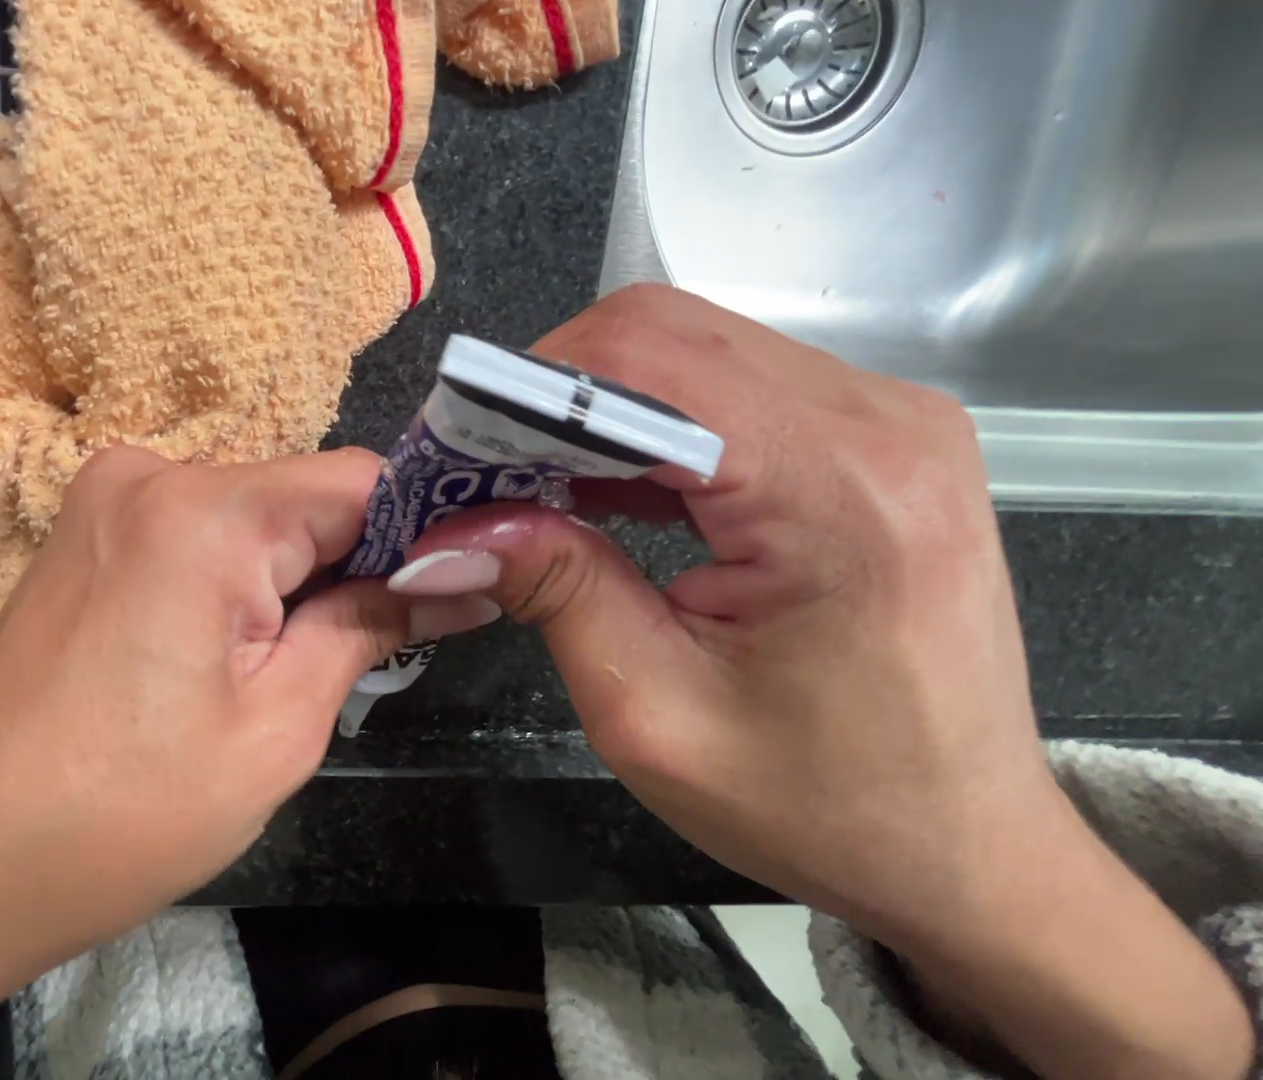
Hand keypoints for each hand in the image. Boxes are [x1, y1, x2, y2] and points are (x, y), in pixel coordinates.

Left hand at [0, 447, 497, 1052]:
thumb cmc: (127, 812)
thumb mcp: (278, 727)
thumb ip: (372, 628)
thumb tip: (462, 580)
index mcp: (206, 512)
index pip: (361, 481)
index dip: (422, 530)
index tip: (460, 585)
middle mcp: (150, 472)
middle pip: (302, 495)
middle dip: (354, 562)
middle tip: (381, 647)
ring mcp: (105, 496)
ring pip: (251, 513)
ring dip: (294, 574)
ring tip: (294, 663)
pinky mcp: (83, 531)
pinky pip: (195, 530)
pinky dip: (236, 574)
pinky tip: (233, 646)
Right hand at [388, 285, 1250, 1078]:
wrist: (960, 847)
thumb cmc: (811, 801)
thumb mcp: (651, 711)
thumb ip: (554, 592)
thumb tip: (446, 533)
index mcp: (834, 490)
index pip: (646, 359)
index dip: (526, 387)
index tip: (452, 449)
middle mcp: (879, 421)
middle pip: (666, 334)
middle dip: (549, 391)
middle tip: (479, 471)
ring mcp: (888, 419)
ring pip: (692, 350)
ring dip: (592, 406)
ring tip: (525, 481)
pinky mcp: (874, 438)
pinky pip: (730, 389)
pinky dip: (645, 424)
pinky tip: (601, 487)